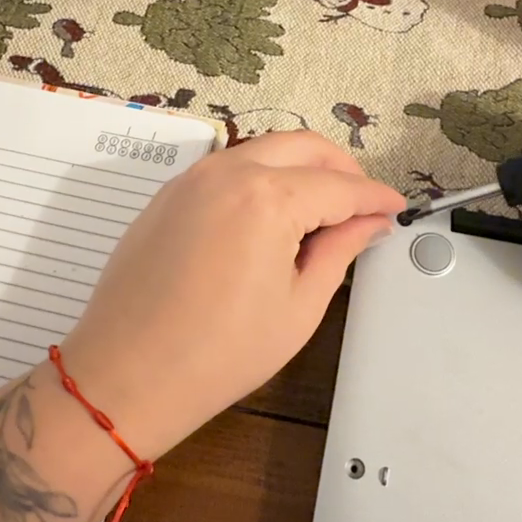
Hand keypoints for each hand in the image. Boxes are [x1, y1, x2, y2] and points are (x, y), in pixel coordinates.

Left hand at [57, 131, 404, 457]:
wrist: (126, 376)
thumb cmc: (219, 354)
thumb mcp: (299, 306)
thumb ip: (340, 250)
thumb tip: (369, 222)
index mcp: (268, 198)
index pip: (340, 186)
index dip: (375, 197)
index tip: (396, 207)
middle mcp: (228, 171)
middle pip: (304, 146)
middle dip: (342, 169)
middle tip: (362, 205)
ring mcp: (192, 177)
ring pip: (264, 149)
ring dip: (301, 167)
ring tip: (322, 210)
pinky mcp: (169, 193)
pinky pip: (229, 166)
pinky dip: (262, 176)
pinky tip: (272, 214)